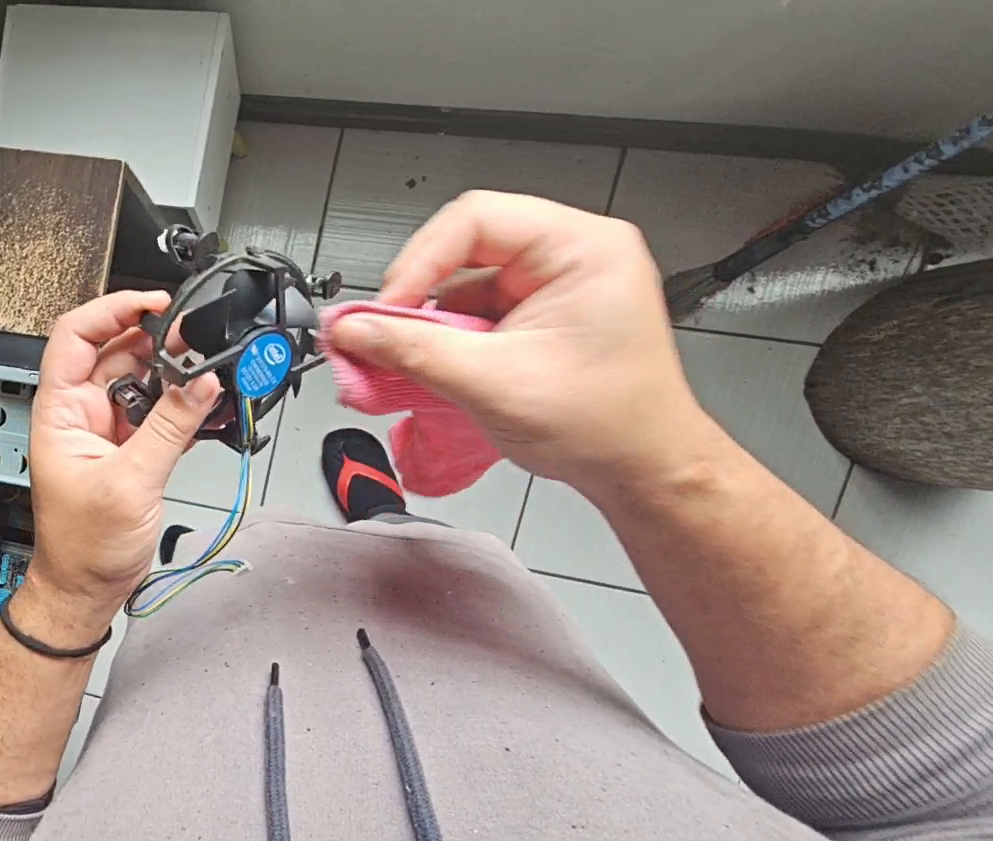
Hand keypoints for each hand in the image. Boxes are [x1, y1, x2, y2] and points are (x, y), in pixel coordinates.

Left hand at [23, 291, 220, 640]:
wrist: (88, 587)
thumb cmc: (83, 548)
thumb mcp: (128, 484)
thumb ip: (168, 429)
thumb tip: (200, 383)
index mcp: (61, 413)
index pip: (75, 337)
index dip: (112, 310)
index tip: (153, 304)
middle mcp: (81, 414)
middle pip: (116, 353)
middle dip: (157, 342)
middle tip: (197, 342)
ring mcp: (108, 430)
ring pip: (142, 381)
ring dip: (174, 375)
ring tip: (208, 374)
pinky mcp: (131, 449)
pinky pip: (158, 412)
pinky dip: (182, 406)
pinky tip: (207, 407)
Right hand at [325, 191, 724, 500]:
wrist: (636, 468)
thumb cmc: (604, 424)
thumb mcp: (492, 383)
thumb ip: (413, 352)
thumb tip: (355, 331)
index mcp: (581, 249)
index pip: (475, 220)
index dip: (418, 262)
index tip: (385, 310)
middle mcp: (567, 258)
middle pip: (461, 249)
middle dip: (416, 295)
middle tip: (383, 334)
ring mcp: (546, 289)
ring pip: (458, 285)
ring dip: (424, 325)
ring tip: (407, 363)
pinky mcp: (529, 318)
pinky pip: (466, 315)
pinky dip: (438, 342)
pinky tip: (430, 369)